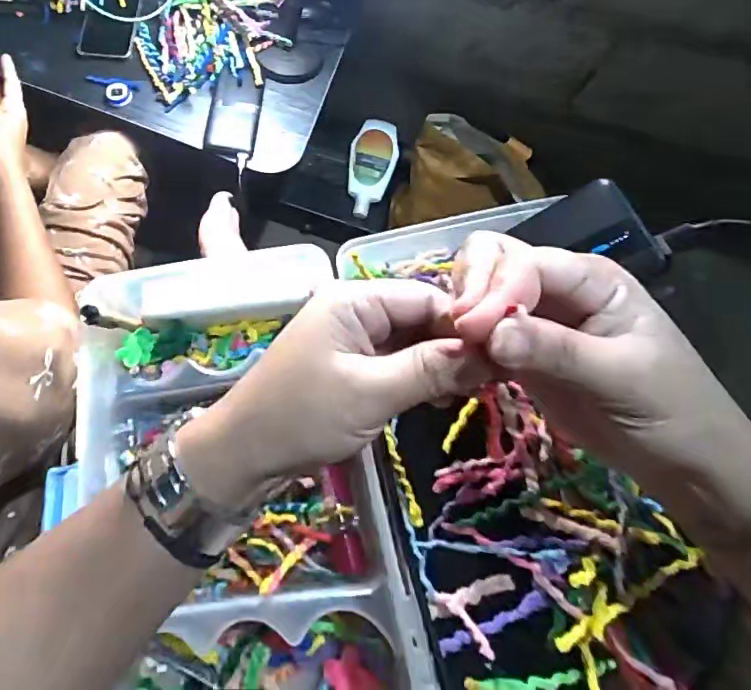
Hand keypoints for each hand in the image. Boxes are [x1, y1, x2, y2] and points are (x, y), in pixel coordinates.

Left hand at [177, 280, 491, 506]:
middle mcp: (352, 308)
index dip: (466, 324)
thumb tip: (488, 353)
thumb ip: (430, 369)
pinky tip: (441, 397)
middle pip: (419, 316)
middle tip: (496, 379)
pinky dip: (418, 376)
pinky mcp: (348, 363)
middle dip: (455, 345)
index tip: (506, 355)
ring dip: (439, 363)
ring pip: (409, 340)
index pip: (425, 297)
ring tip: (475, 390)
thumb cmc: (303, 416)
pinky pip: (393, 360)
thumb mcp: (372, 393)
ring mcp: (348, 336)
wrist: (244, 452)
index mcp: (352, 299)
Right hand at [450, 231, 750, 487]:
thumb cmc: (674, 413)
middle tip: (461, 331)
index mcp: (591, 277)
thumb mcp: (622, 378)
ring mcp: (536, 316)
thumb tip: (490, 332)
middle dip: (471, 287)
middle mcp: (558, 286)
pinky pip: (480, 329)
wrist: (690, 467)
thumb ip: (555, 350)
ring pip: (480, 291)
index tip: (472, 328)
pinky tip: (464, 360)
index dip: (494, 288)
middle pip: (494, 259)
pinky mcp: (520, 348)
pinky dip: (465, 339)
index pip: (525, 262)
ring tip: (461, 347)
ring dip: (462, 311)